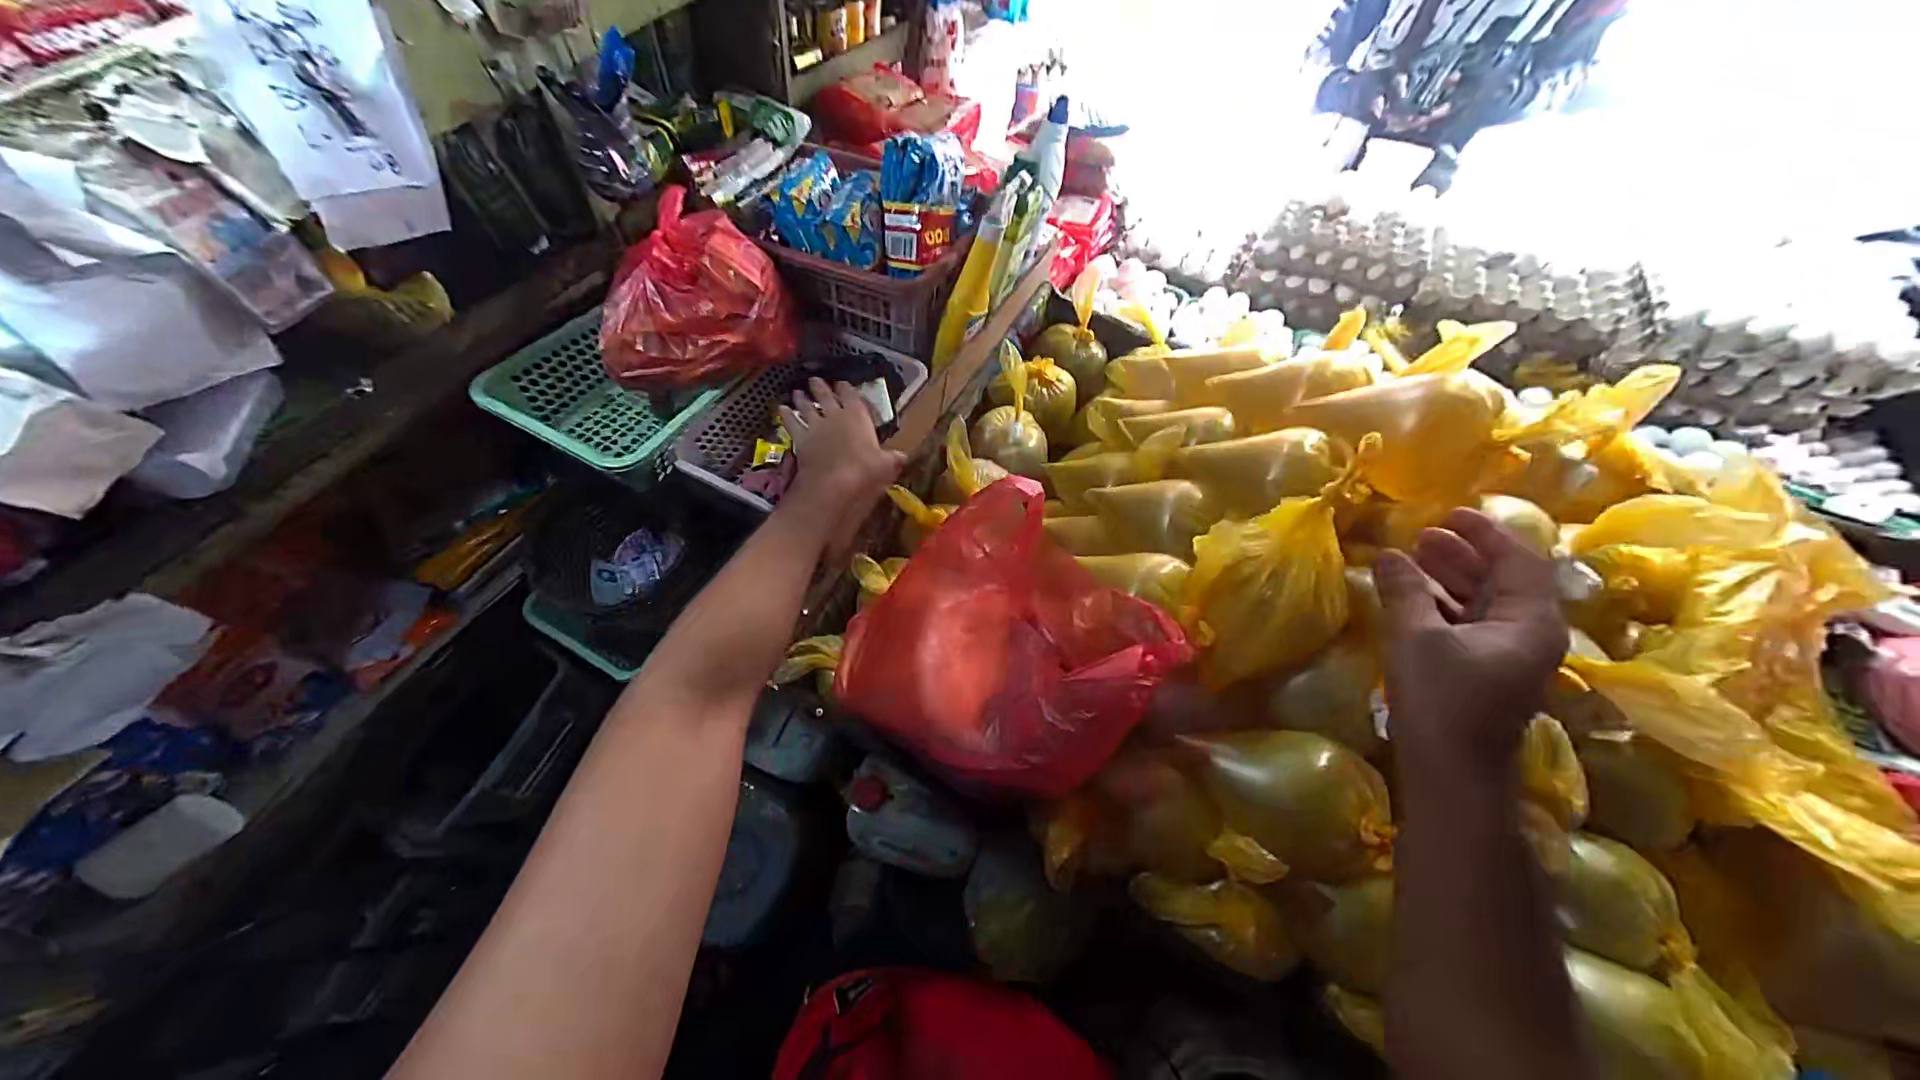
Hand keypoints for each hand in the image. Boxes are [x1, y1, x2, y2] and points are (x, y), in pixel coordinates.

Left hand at [779, 377, 905, 508]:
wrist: (834, 482)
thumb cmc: (865, 470)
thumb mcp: (886, 465)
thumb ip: (893, 458)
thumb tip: (904, 457)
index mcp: (857, 415)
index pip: (851, 395)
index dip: (846, 388)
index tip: (842, 383)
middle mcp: (835, 414)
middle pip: (826, 396)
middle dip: (820, 386)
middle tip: (814, 379)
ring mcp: (816, 425)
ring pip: (806, 406)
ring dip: (801, 398)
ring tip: (797, 391)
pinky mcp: (800, 438)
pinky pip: (791, 422)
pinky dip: (786, 415)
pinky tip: (781, 409)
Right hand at [1374, 508, 1566, 769]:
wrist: (1452, 771)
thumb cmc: (1442, 700)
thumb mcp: (1416, 638)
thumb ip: (1404, 590)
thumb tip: (1387, 553)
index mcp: (1529, 622)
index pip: (1519, 560)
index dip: (1485, 532)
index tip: (1450, 513)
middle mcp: (1529, 635)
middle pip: (1503, 579)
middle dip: (1463, 553)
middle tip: (1422, 534)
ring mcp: (1509, 656)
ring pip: (1484, 602)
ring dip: (1451, 577)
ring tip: (1413, 558)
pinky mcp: (1486, 672)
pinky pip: (1470, 624)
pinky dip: (1444, 604)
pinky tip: (1412, 597)